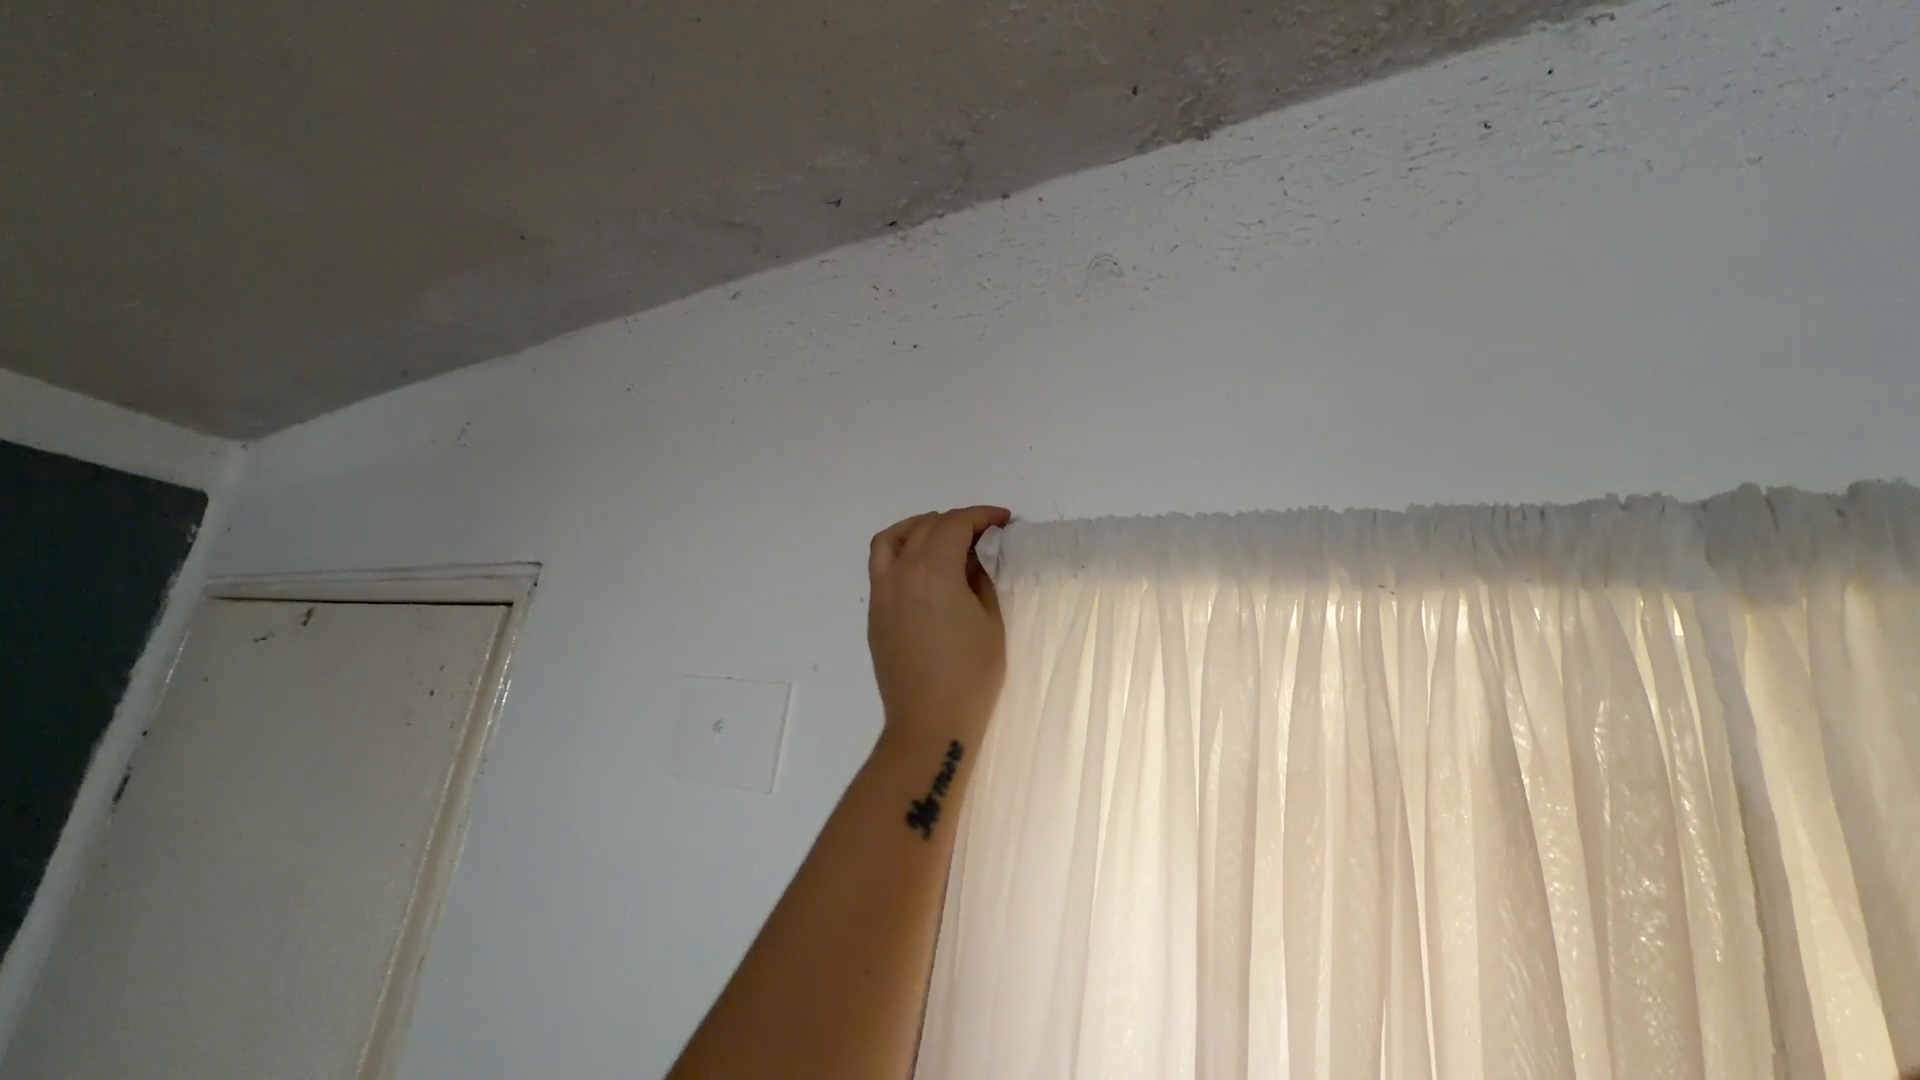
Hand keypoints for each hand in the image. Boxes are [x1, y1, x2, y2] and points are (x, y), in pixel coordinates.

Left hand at [867, 506, 1011, 746]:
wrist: (929, 722)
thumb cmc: (971, 675)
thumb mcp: (990, 622)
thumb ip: (980, 581)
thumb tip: (972, 561)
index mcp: (933, 571)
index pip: (954, 525)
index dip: (981, 516)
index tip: (1003, 521)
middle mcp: (901, 573)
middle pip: (925, 528)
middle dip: (956, 522)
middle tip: (984, 534)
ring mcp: (882, 594)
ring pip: (892, 540)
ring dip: (919, 529)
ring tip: (943, 538)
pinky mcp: (875, 614)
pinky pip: (882, 566)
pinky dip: (901, 553)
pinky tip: (923, 570)